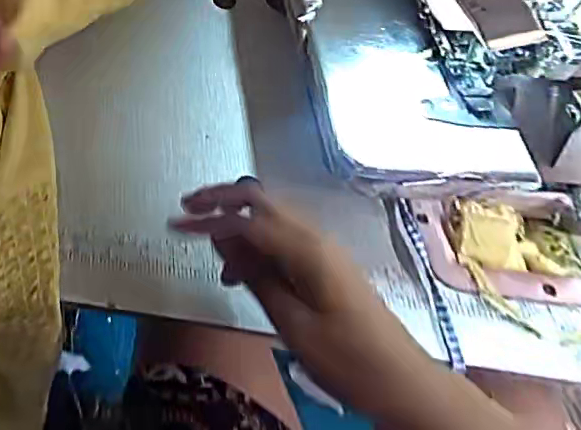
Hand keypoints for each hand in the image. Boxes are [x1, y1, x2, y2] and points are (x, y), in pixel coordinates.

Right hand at [173, 179, 463, 429]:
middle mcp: (313, 235)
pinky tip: (242, 269)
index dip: (207, 219)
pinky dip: (254, 240)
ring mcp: (320, 244)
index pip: (245, 218)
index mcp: (305, 248)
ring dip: (235, 220)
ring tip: (209, 247)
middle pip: (258, 199)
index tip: (176, 223)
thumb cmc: (350, 360)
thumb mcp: (294, 326)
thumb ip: (256, 276)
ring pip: (268, 214)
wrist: (404, 382)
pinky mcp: (322, 259)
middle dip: (219, 199)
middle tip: (186, 209)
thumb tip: (222, 240)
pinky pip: (279, 234)